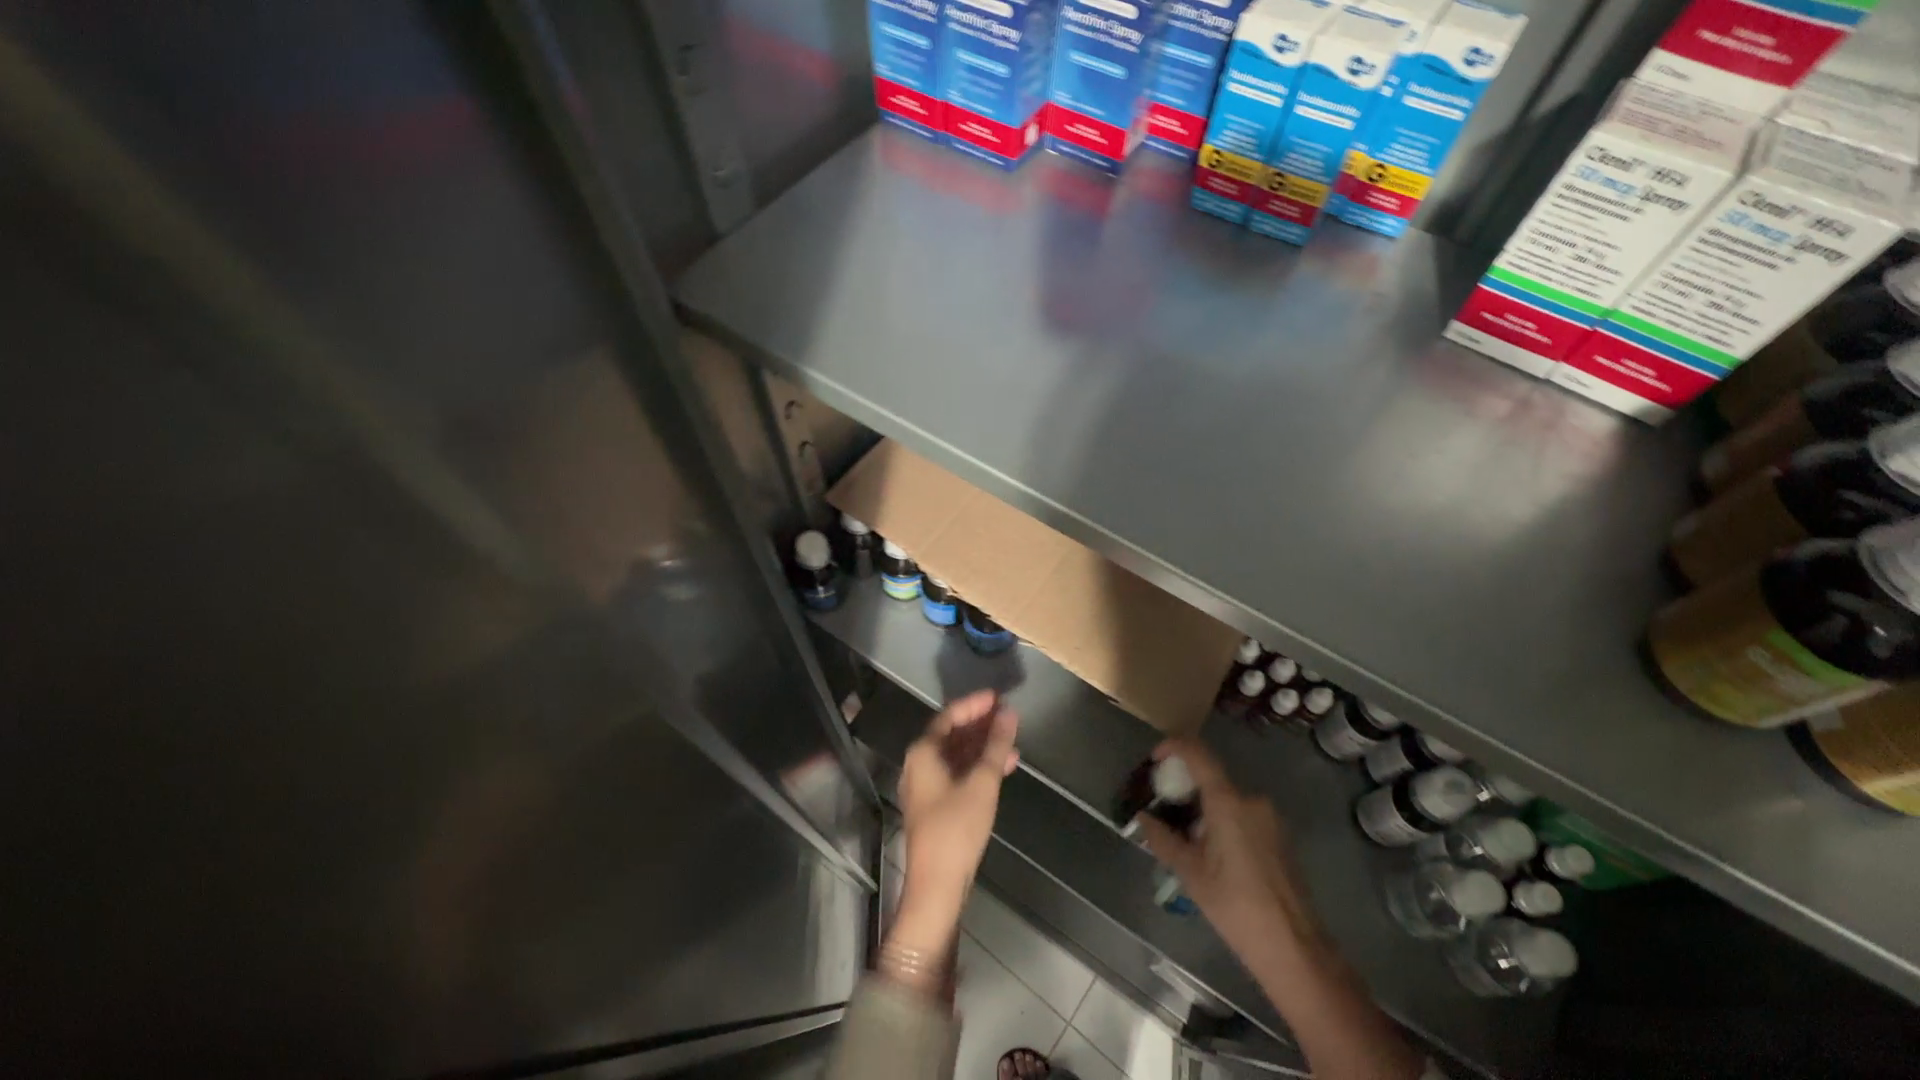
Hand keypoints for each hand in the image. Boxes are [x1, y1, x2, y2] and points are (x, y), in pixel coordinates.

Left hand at [896, 689, 1019, 914]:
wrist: (938, 883)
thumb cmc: (957, 828)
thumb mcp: (982, 783)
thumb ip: (996, 747)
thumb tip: (1008, 714)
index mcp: (923, 753)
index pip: (949, 716)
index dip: (975, 705)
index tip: (999, 697)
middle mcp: (919, 765)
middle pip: (952, 735)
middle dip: (981, 725)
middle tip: (1009, 715)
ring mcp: (926, 786)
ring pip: (957, 756)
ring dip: (983, 747)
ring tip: (1013, 739)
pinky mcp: (936, 805)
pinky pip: (958, 774)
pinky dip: (979, 767)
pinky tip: (1004, 767)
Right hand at [1137, 740, 1425, 1079]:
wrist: (1291, 944)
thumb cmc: (1234, 905)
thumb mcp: (1190, 872)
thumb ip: (1163, 839)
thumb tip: (1144, 818)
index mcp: (1228, 802)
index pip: (1198, 754)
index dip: (1174, 747)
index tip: (1155, 758)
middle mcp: (1252, 800)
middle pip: (1212, 779)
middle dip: (1185, 790)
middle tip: (1163, 812)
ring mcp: (1270, 818)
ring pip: (1227, 799)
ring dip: (1203, 810)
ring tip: (1184, 840)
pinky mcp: (1279, 836)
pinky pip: (1243, 815)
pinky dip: (1222, 822)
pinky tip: (1211, 854)